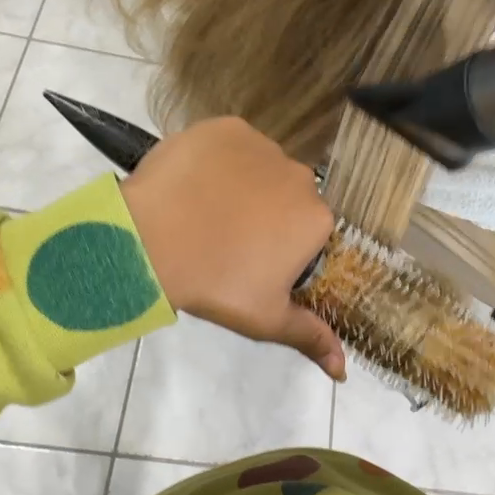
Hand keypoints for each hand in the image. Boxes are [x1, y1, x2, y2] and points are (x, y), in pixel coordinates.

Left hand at [120, 117, 346, 380]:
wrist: (151, 239)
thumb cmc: (215, 282)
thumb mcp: (265, 318)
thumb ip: (309, 335)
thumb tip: (343, 368)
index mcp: (316, 217)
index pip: (309, 230)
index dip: (284, 246)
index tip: (255, 261)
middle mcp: (300, 173)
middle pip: (287, 194)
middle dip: (267, 213)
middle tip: (229, 239)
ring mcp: (263, 144)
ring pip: (260, 167)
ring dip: (243, 185)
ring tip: (205, 211)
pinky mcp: (227, 126)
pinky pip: (230, 143)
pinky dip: (217, 159)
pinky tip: (195, 182)